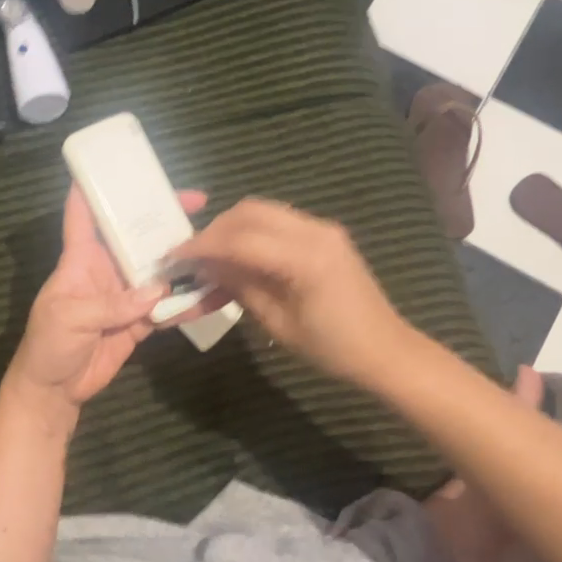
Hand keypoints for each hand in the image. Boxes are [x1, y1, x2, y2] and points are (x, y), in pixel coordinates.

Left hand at [3, 184, 209, 417]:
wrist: (54, 391)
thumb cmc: (48, 345)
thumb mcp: (70, 317)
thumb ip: (112, 304)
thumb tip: (156, 290)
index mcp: (80, 259)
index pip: (84, 215)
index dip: (95, 188)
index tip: (124, 169)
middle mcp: (106, 270)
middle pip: (136, 236)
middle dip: (163, 219)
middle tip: (197, 203)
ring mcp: (125, 296)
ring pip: (159, 270)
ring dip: (185, 261)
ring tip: (217, 246)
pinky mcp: (140, 322)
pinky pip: (168, 307)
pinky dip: (190, 303)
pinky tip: (216, 295)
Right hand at [169, 198, 411, 383]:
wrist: (386, 349)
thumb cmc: (333, 348)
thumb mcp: (278, 324)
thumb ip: (241, 287)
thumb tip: (205, 267)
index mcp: (304, 258)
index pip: (240, 240)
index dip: (203, 246)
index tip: (174, 257)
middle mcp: (314, 232)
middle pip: (249, 212)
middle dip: (215, 230)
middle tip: (192, 255)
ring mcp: (323, 228)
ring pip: (263, 211)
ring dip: (232, 227)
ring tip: (212, 255)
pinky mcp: (325, 234)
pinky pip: (279, 221)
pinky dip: (252, 231)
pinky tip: (240, 255)